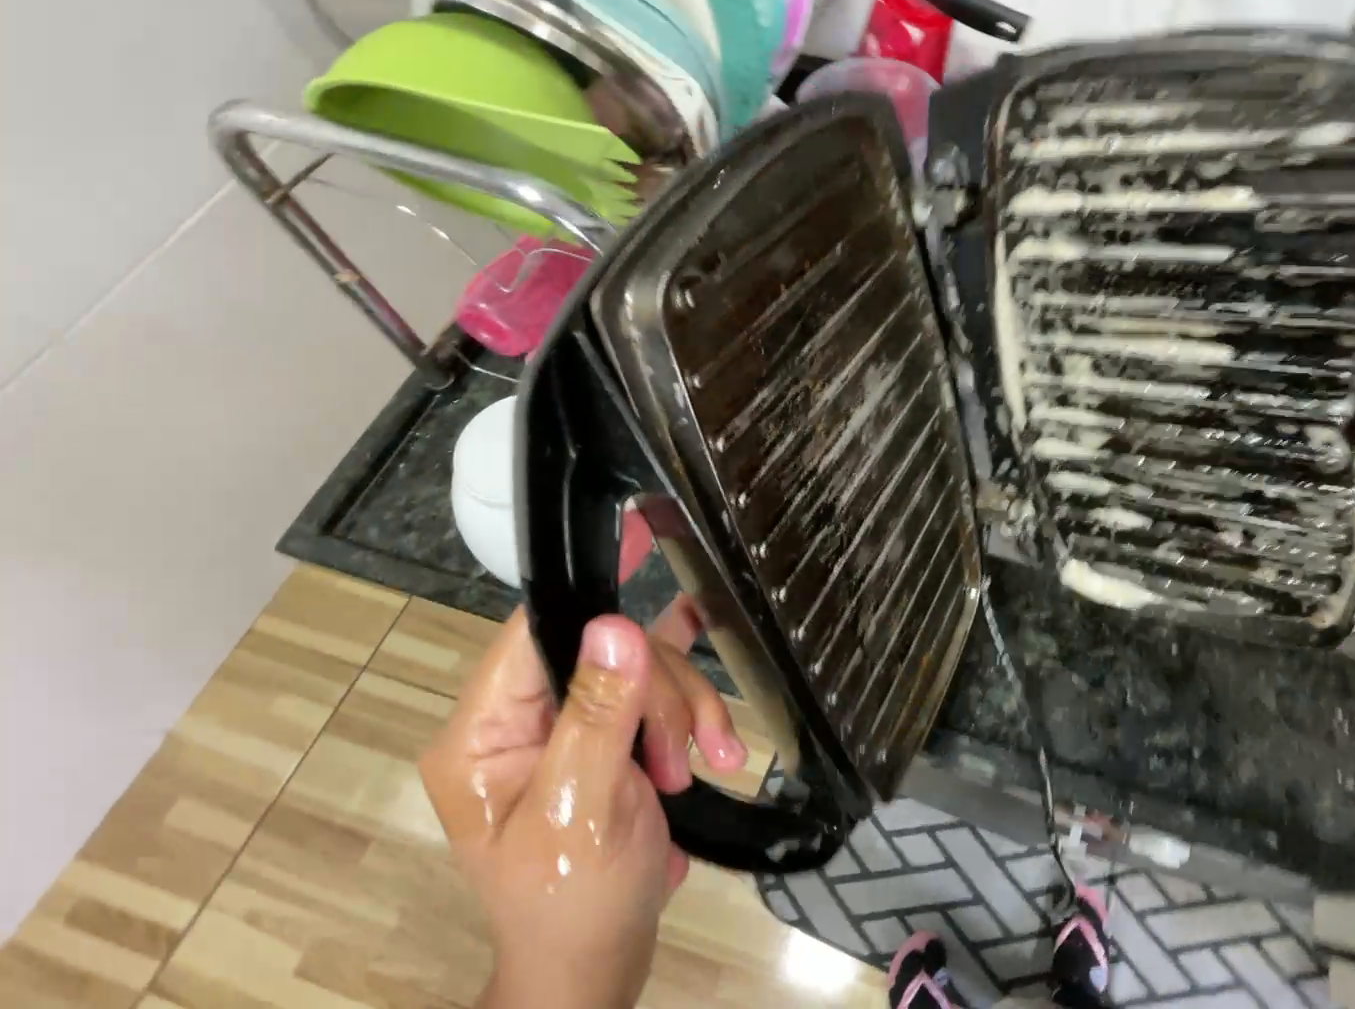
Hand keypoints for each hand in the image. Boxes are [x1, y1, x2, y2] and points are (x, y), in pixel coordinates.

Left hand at [419, 521, 746, 1008]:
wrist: (597, 965)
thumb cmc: (575, 903)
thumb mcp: (583, 813)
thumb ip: (597, 719)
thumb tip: (614, 627)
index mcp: (486, 734)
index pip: (534, 634)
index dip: (589, 591)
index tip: (643, 538)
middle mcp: (522, 719)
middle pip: (606, 650)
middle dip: (661, 694)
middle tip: (689, 753)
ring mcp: (569, 727)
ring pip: (642, 670)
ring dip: (686, 714)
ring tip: (709, 765)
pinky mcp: (609, 738)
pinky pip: (655, 692)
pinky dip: (691, 709)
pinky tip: (719, 727)